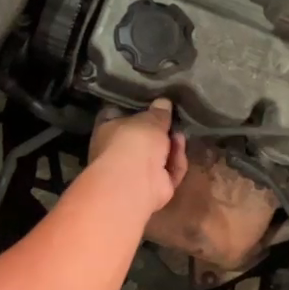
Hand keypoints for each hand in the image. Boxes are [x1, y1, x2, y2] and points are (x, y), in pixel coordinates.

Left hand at [86, 99, 188, 214]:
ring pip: (158, 157)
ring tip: (179, 134)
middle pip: (142, 139)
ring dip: (171, 146)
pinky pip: (168, 172)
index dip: (135, 110)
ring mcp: (135, 172)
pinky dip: (176, 162)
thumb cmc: (134, 141)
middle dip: (160, 131)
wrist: (135, 182)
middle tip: (173, 120)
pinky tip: (181, 150)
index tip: (152, 104)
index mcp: (107, 131)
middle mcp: (118, 152)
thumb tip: (164, 102)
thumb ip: (159, 112)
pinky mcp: (153, 187)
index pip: (117, 116)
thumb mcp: (151, 119)